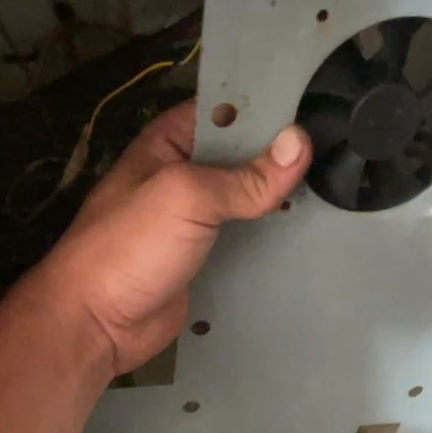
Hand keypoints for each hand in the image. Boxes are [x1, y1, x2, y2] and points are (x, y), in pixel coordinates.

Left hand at [10, 102, 310, 376]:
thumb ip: (244, 177)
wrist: (97, 323)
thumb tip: (300, 142)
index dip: (265, 109)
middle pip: (240, 159)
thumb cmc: (130, 247)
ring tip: (332, 194)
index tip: (314, 111)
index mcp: (167, 144)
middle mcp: (182, 178)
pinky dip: (268, 243)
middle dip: (279, 159)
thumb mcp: (187, 197)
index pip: (224, 112)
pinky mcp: (204, 264)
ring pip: (245, 204)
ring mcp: (193, 224)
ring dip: (278, 203)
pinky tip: (304, 240)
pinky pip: (243, 246)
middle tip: (334, 156)